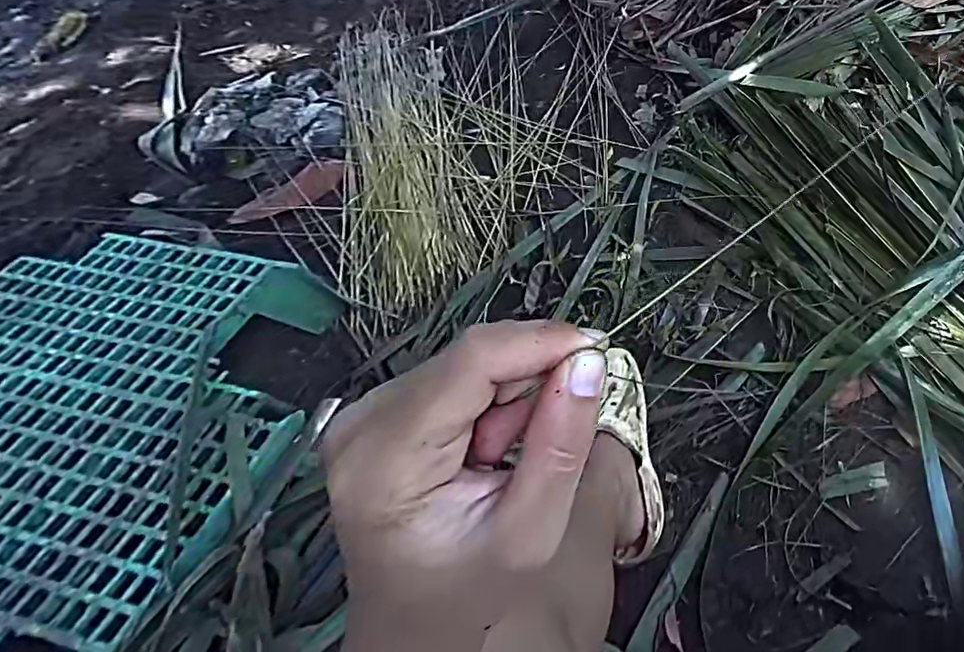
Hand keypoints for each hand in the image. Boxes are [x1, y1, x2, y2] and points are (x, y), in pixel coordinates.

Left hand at [321, 320, 607, 649]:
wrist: (418, 628)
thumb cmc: (470, 593)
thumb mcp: (533, 531)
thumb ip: (563, 442)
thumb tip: (590, 359)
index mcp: (386, 460)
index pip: (476, 358)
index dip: (545, 341)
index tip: (599, 351)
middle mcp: (364, 423)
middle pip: (477, 354)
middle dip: (531, 380)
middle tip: (550, 432)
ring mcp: (369, 414)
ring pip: (476, 358)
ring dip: (515, 392)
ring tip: (511, 452)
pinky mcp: (385, 411)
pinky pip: (465, 373)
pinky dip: (498, 398)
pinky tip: (492, 445)